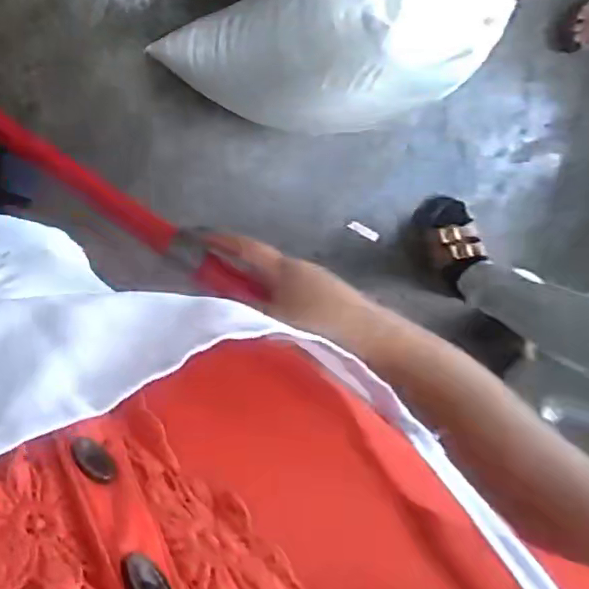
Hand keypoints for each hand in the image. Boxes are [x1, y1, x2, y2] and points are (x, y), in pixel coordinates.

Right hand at [202, 232, 400, 355]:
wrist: (395, 351)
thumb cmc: (328, 327)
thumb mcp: (276, 320)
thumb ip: (241, 309)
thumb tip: (207, 301)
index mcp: (284, 268)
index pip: (244, 247)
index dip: (218, 241)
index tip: (193, 237)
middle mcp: (301, 270)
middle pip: (258, 265)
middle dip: (232, 267)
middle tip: (206, 276)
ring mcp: (320, 288)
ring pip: (275, 284)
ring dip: (253, 289)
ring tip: (234, 305)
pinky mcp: (334, 307)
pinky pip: (290, 298)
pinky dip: (272, 303)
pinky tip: (268, 323)